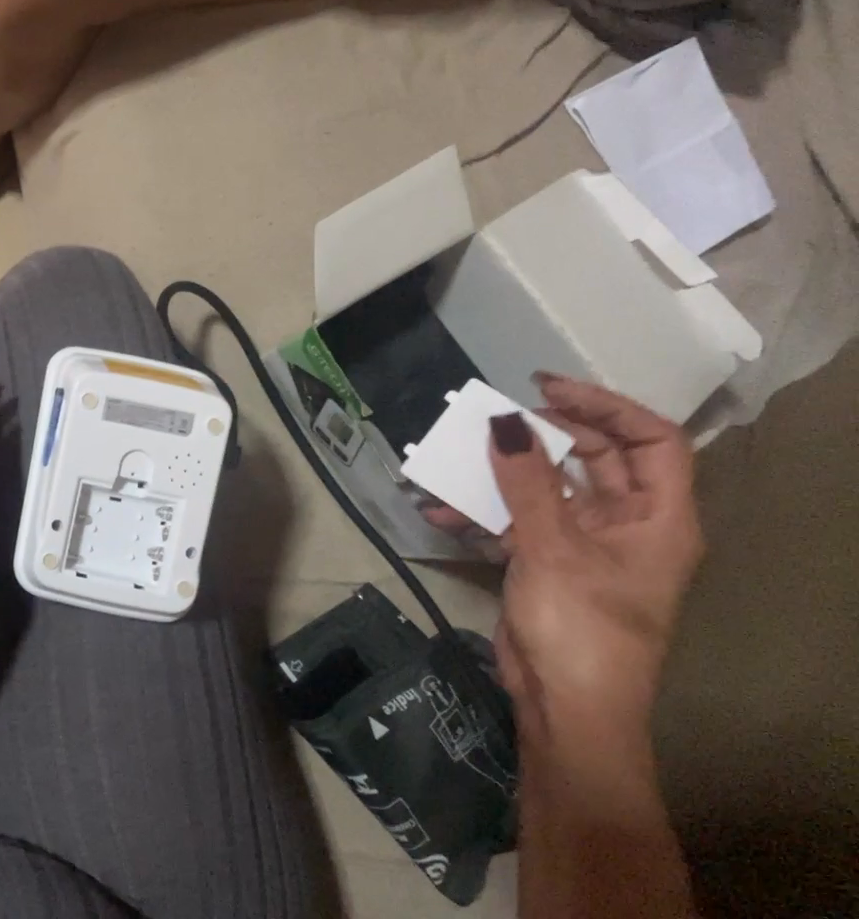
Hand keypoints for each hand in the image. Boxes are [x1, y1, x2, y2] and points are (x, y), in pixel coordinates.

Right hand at [477, 374, 703, 747]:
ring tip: (447, 461)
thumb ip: (526, 482)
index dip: (604, 405)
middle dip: (539, 436)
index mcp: (658, 518)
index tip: (542, 388)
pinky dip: (477, 513)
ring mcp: (583, 543)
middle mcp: (627, 524)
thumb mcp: (552, 548)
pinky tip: (437, 511)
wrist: (565, 705)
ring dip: (494, 476)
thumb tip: (504, 421)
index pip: (650, 440)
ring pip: (542, 488)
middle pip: (592, 458)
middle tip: (490, 419)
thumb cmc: (581, 627)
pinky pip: (511, 521)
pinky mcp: (544, 562)